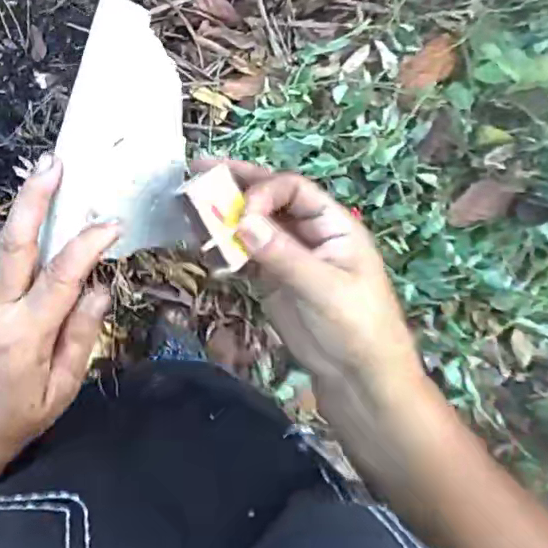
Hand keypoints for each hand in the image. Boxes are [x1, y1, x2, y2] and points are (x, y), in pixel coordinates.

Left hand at [0, 154, 119, 492]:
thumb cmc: (22, 414)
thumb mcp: (63, 387)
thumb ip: (82, 334)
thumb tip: (99, 286)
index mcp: (22, 334)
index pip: (58, 279)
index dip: (86, 247)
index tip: (113, 225)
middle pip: (15, 243)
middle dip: (34, 199)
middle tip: (54, 162)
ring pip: (5, 240)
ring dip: (25, 203)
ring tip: (47, 168)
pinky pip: (3, 251)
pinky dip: (21, 223)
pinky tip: (37, 203)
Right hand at [195, 158, 421, 400]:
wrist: (359, 379)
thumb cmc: (358, 328)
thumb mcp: (324, 289)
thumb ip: (282, 255)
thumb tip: (242, 222)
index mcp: (332, 224)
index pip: (292, 189)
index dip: (263, 192)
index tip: (240, 214)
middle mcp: (307, 231)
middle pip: (268, 197)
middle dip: (235, 182)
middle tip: (198, 169)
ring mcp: (286, 253)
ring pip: (250, 222)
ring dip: (222, 212)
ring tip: (189, 201)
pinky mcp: (270, 276)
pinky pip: (242, 250)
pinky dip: (221, 244)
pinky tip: (199, 239)